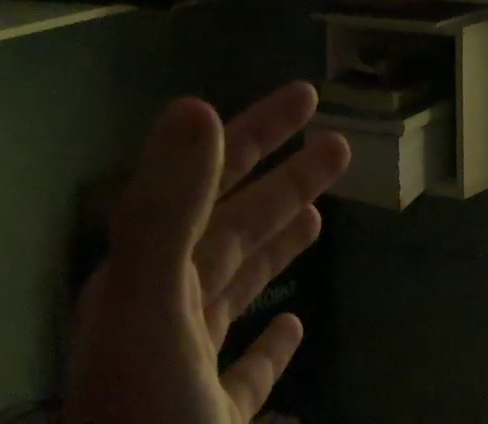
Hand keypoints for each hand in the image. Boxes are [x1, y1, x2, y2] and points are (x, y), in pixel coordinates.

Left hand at [64, 83, 351, 423]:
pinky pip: (243, 367)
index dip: (255, 134)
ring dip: (279, 244)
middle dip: (286, 181)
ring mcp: (185, 367)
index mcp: (148, 279)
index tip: (308, 95)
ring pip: (238, 286)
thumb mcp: (154, 301)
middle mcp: (162, 314)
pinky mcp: (211, 415)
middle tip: (341, 143)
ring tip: (322, 217)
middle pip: (232, 229)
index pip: (208, 184)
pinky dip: (271, 342)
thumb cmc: (146, 403)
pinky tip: (294, 325)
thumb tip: (196, 106)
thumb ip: (169, 207)